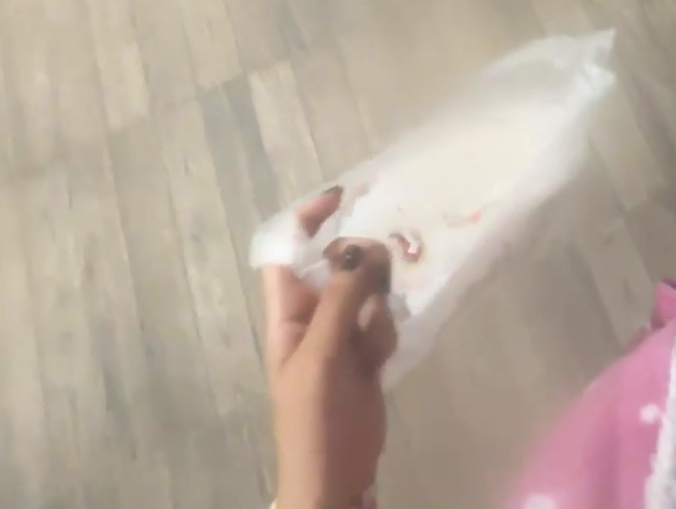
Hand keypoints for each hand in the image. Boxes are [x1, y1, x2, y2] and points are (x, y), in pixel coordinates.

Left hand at [260, 188, 397, 508]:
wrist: (336, 478)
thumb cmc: (314, 420)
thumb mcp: (322, 357)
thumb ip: (341, 299)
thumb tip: (359, 247)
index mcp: (287, 313)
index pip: (288, 251)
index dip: (307, 220)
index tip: (343, 196)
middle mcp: (313, 314)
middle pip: (338, 262)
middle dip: (362, 262)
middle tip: (381, 273)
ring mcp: (342, 332)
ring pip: (367, 287)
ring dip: (379, 300)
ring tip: (376, 335)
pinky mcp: (367, 349)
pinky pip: (383, 316)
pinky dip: (387, 327)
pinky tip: (383, 356)